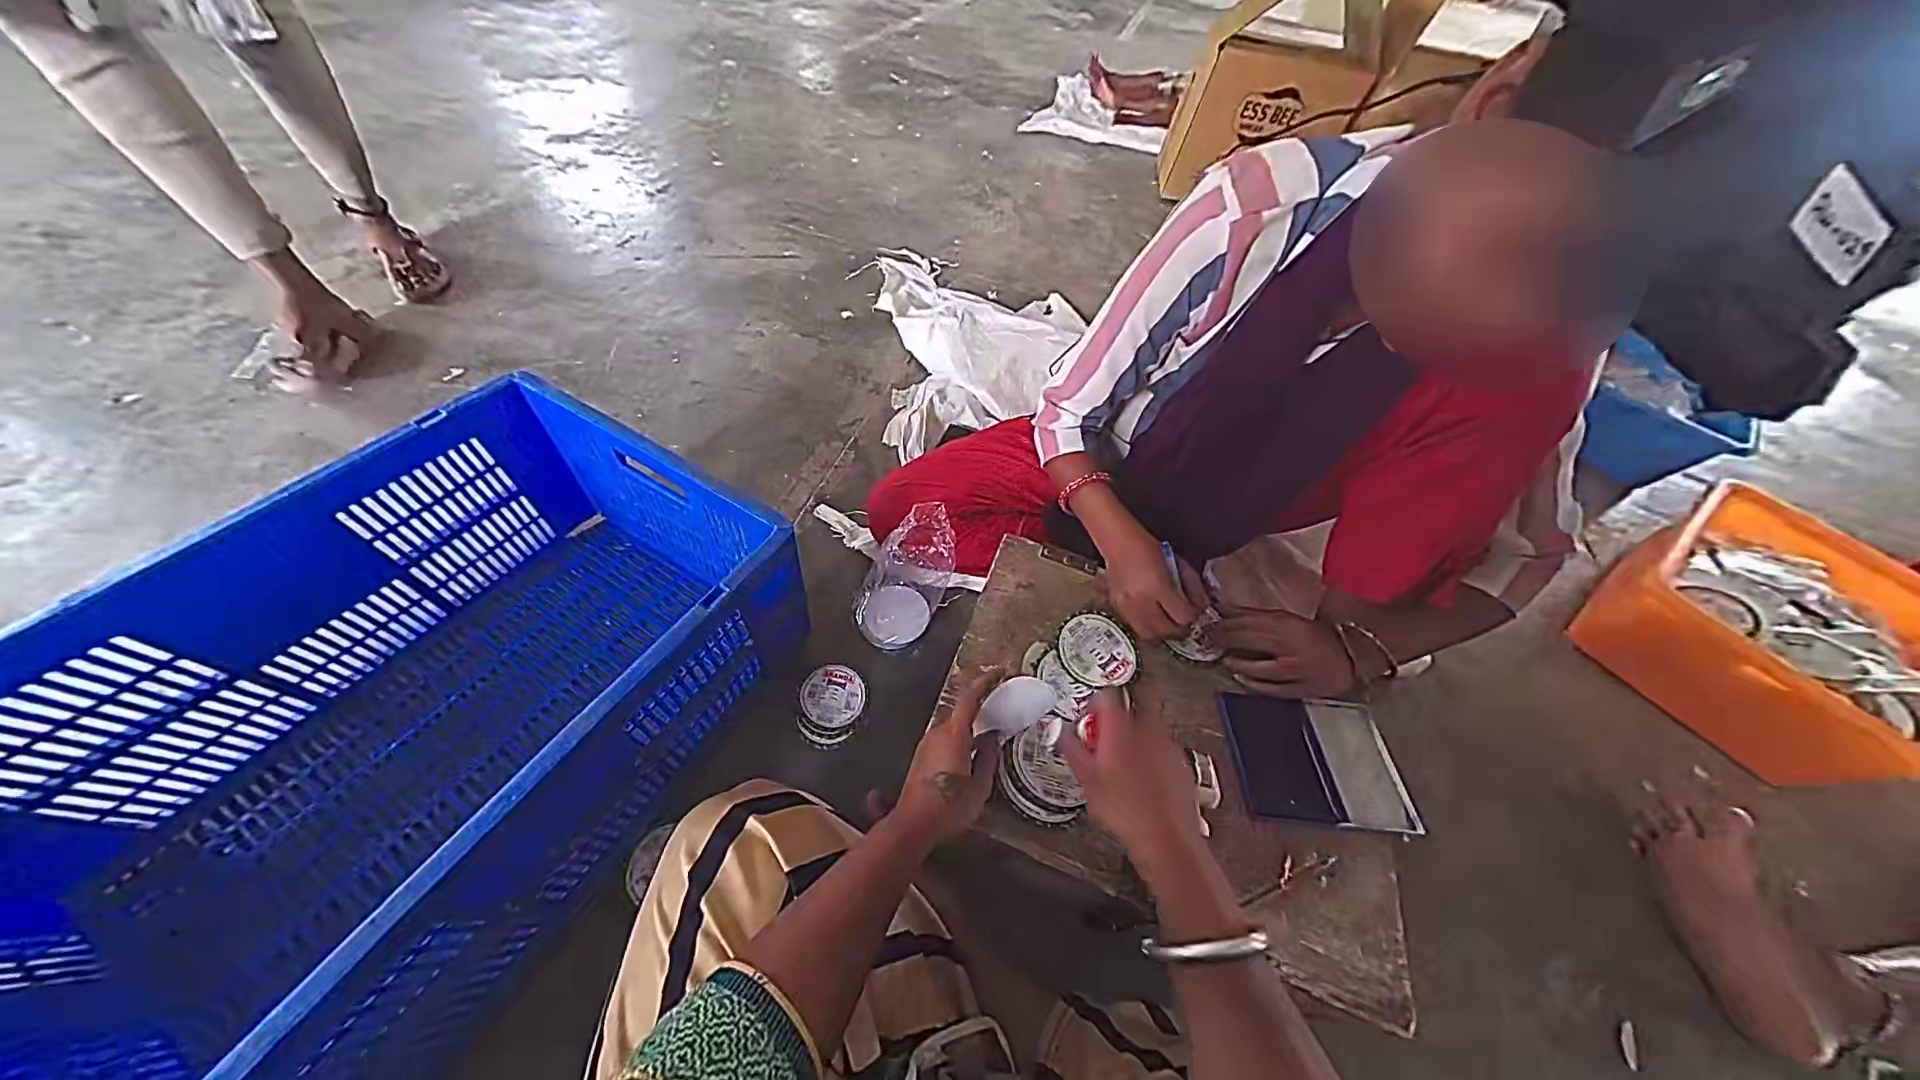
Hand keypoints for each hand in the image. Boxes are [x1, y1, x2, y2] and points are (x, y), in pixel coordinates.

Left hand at [891, 669, 1002, 845]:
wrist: (914, 824)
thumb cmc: (950, 807)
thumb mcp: (980, 785)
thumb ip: (988, 756)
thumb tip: (993, 738)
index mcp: (954, 734)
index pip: (970, 697)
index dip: (985, 682)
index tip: (998, 674)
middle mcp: (937, 733)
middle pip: (961, 711)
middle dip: (980, 708)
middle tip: (999, 710)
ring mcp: (926, 744)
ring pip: (952, 726)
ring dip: (969, 726)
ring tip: (987, 736)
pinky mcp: (921, 757)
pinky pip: (944, 738)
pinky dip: (959, 738)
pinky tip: (968, 755)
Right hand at [1059, 690, 1204, 874]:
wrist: (1166, 839)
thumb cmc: (1127, 812)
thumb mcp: (1086, 780)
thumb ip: (1073, 750)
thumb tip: (1064, 736)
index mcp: (1122, 728)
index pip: (1107, 696)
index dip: (1094, 703)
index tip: (1088, 716)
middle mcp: (1148, 730)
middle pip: (1133, 706)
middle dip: (1118, 716)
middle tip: (1105, 734)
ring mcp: (1168, 746)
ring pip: (1150, 727)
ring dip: (1135, 736)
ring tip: (1120, 761)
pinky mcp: (1181, 765)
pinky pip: (1163, 749)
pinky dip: (1151, 756)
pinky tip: (1141, 779)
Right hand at [1099, 524, 1197, 641]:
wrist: (1119, 543)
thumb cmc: (1149, 549)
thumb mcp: (1177, 564)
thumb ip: (1192, 586)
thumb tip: (1202, 606)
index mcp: (1159, 588)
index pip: (1183, 616)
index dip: (1193, 615)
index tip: (1194, 611)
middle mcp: (1142, 601)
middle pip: (1167, 630)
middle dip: (1179, 628)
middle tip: (1183, 621)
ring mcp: (1127, 606)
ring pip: (1149, 634)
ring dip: (1162, 632)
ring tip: (1167, 623)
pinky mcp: (1117, 607)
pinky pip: (1135, 627)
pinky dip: (1146, 626)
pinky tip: (1151, 617)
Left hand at [1215, 610, 1354, 697]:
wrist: (1361, 654)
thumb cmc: (1324, 632)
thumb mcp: (1291, 618)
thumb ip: (1260, 616)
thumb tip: (1227, 611)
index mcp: (1288, 624)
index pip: (1245, 622)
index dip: (1223, 623)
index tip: (1209, 623)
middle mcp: (1290, 646)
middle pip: (1247, 642)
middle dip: (1225, 640)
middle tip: (1210, 641)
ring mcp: (1297, 671)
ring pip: (1256, 669)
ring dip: (1236, 664)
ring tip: (1225, 660)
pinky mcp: (1304, 690)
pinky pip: (1272, 690)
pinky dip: (1253, 685)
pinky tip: (1241, 679)